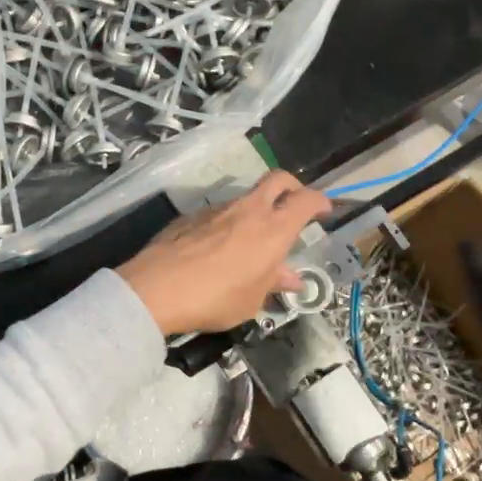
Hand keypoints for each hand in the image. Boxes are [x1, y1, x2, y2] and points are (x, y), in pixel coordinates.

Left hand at [117, 171, 331, 335]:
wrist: (157, 288)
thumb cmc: (215, 298)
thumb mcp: (252, 300)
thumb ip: (272, 283)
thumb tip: (291, 278)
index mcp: (273, 229)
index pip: (306, 200)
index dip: (319, 201)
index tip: (324, 209)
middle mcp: (248, 210)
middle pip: (278, 180)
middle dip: (292, 187)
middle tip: (294, 204)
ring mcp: (217, 209)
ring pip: (245, 198)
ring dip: (255, 210)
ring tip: (250, 239)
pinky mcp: (191, 215)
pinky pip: (218, 213)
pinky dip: (226, 223)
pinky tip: (216, 248)